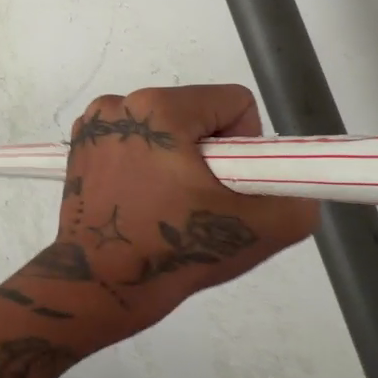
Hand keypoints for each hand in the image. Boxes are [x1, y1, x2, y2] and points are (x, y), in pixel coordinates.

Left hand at [0, 85, 319, 344]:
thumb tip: (291, 173)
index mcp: (157, 107)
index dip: (248, 145)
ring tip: (169, 201)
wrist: (105, 275)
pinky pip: (133, 141)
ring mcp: (91, 124)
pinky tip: (143, 197)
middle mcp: (117, 104)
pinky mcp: (78, 146)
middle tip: (200, 198)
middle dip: (211, 152)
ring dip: (178, 157)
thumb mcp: (271, 223)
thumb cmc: (182, 245)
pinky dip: (147, 162)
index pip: (234, 103)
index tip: (231, 182)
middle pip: (196, 114)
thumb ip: (300, 187)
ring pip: (165, 129)